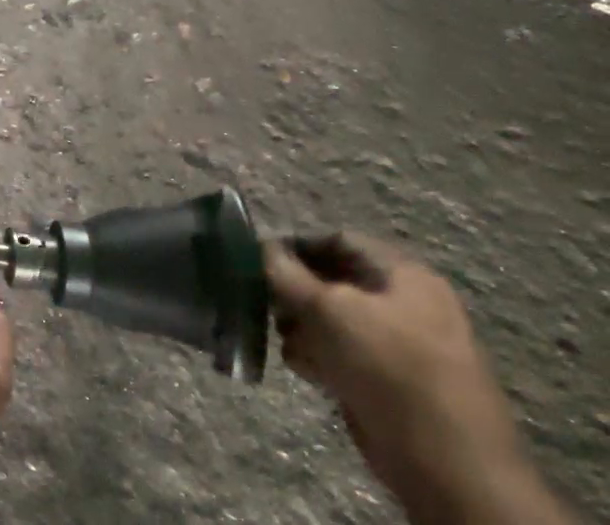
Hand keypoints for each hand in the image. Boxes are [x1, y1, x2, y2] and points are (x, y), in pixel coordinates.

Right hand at [266, 235, 546, 519]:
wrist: (442, 456)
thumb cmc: (388, 365)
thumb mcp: (328, 308)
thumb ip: (285, 273)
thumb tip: (260, 248)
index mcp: (404, 276)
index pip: (338, 241)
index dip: (295, 246)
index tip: (255, 262)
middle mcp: (403, 303)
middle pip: (329, 280)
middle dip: (292, 293)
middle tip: (265, 305)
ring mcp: (395, 342)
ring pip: (326, 318)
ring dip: (300, 328)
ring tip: (293, 346)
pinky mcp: (383, 375)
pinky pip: (336, 351)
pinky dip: (316, 355)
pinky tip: (309, 370)